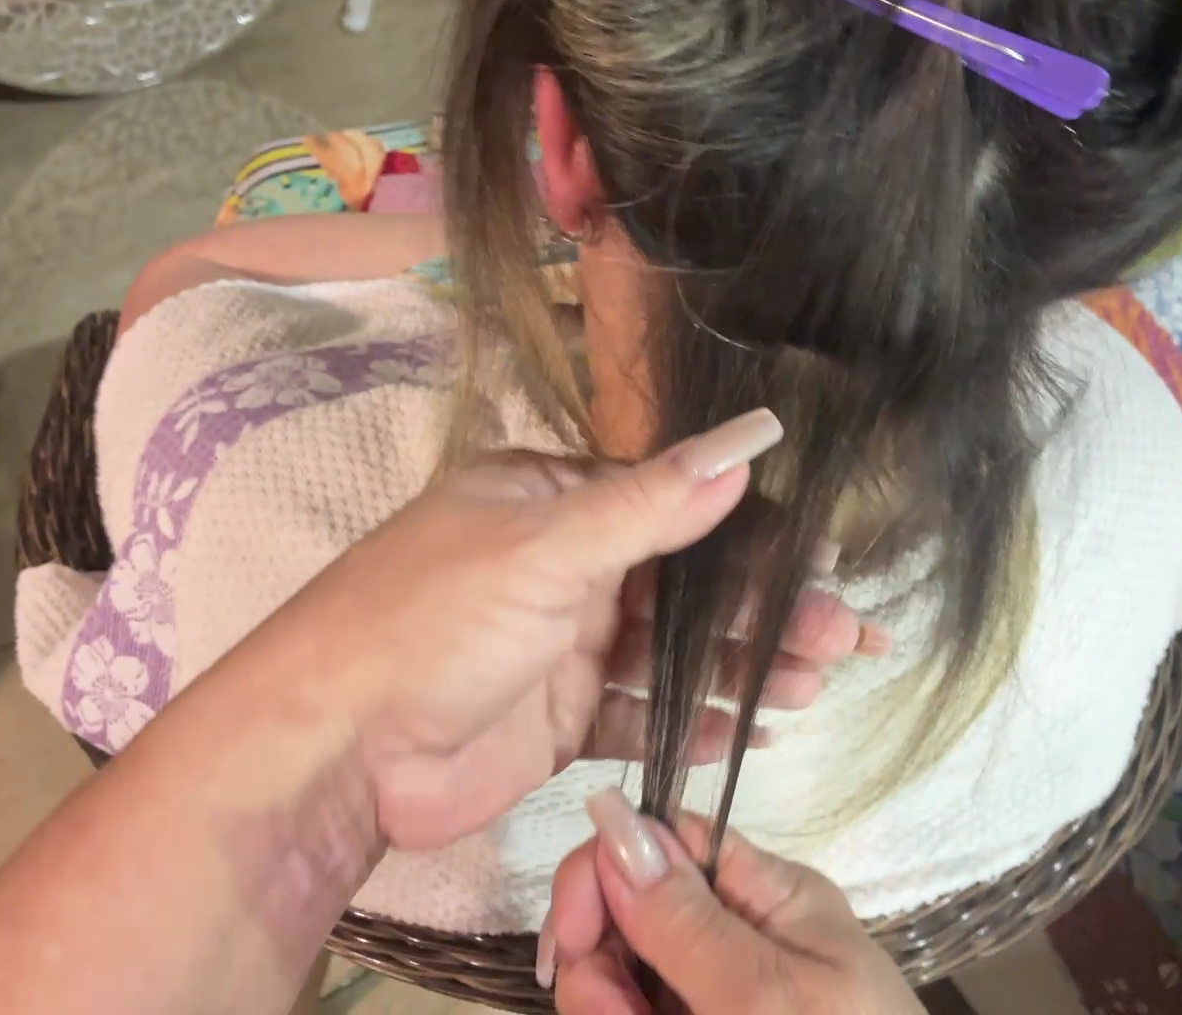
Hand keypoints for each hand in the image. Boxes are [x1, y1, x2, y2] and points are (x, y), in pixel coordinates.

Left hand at [259, 409, 870, 850]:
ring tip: (812, 684)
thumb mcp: (544, 548)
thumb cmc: (434, 620)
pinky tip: (740, 734)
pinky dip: (683, 723)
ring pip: (667, 654)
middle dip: (761, 609)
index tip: (825, 561)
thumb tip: (756, 436)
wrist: (336, 745)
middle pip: (680, 584)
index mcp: (550, 503)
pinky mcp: (555, 718)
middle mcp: (560, 567)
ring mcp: (559, 647)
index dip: (748, 533)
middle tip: (845, 635)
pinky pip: (634, 715)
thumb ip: (650, 503)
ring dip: (737, 668)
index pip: (670, 506)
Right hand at [544, 789, 925, 1014]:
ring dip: (605, 1003)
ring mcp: (719, 992)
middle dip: (600, 957)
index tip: (570, 933)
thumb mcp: (769, 1002)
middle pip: (634, 907)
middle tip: (606, 1014)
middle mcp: (741, 934)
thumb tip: (609, 812)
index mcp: (770, 897)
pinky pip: (640, 1008)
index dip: (605, 868)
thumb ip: (685, 918)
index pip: (668, 838)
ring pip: (626, 969)